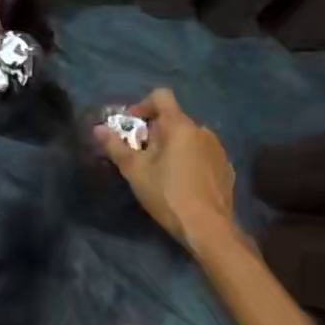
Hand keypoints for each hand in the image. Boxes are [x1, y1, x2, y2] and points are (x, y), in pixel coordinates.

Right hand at [94, 88, 237, 252]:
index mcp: (180, 125)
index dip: (143, 105)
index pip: (161, 96)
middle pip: (173, 119)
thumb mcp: (135, 172)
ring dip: (173, 146)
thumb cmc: (168, 194)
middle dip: (154, 132)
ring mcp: (217, 148)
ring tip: (162, 172)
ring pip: (188, 137)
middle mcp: (202, 129)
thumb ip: (115, 147)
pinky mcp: (226, 166)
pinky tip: (183, 183)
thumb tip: (98, 129)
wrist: (208, 228)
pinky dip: (190, 160)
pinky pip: (202, 153)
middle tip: (142, 156)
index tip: (132, 126)